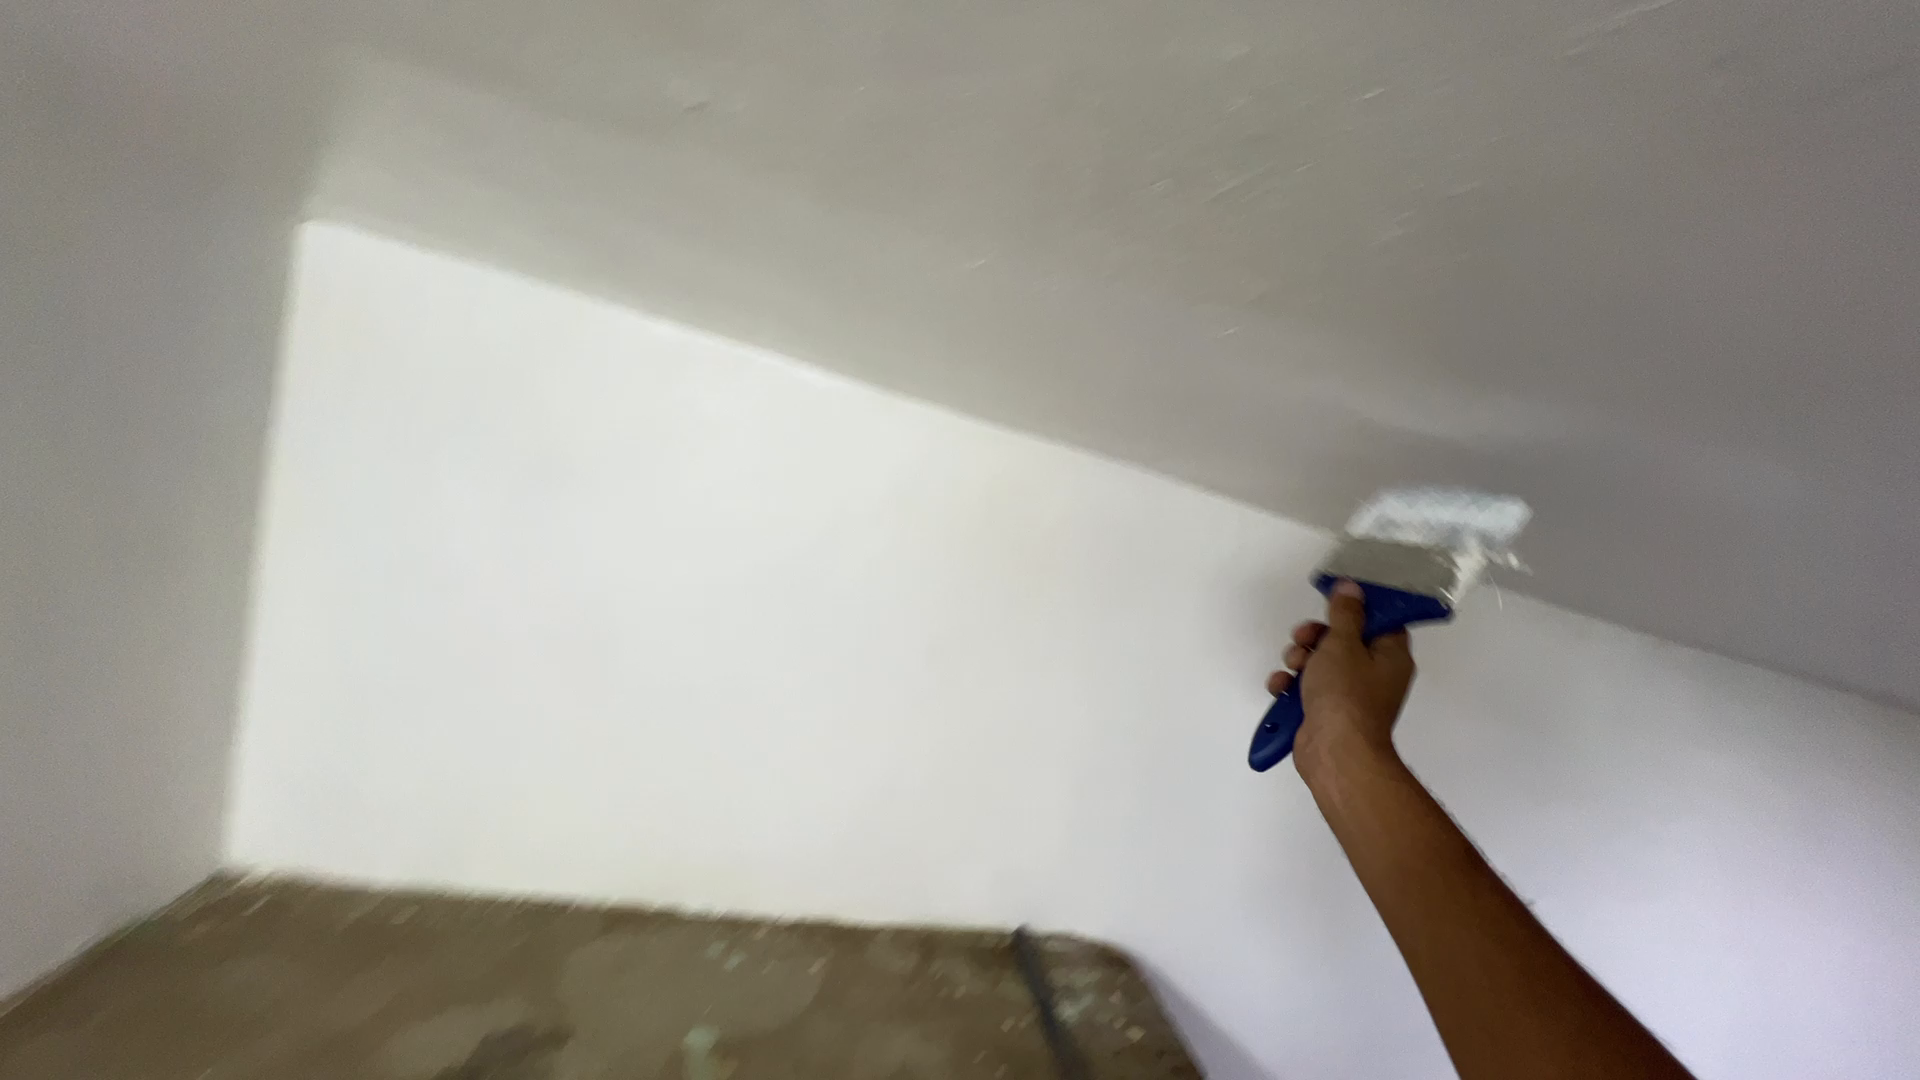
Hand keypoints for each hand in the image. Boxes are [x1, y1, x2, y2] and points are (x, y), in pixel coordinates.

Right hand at [1266, 580, 1415, 776]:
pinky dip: (1291, 685)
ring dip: (1298, 660)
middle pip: (1342, 640)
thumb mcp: (1342, 645)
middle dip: (1315, 637)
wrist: (1334, 752)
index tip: (1331, 602)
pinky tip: (1281, 688)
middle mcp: (1374, 674)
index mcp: (1390, 655)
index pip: (1379, 621)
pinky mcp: (1326, 710)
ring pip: (1319, 662)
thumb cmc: (1345, 694)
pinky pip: (1306, 687)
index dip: (1354, 609)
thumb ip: (1344, 613)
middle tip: (1304, 639)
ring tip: (1292, 668)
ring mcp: (1349, 694)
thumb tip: (1351, 587)